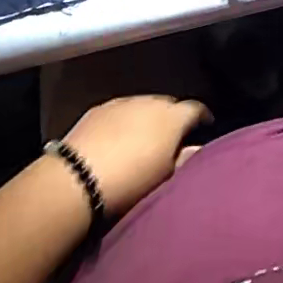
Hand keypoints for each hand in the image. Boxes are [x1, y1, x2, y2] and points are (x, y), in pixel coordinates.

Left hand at [60, 95, 209, 215]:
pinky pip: (122, 110)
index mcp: (173, 117)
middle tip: (173, 137)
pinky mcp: (99, 108)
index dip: (203, 117)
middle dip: (174, 117)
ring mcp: (123, 102)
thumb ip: (186, 157)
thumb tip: (198, 148)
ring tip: (146, 137)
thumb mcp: (166, 175)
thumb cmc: (131, 180)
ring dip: (149, 117)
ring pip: (144, 105)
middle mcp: (151, 101)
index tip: (205, 126)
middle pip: (169, 104)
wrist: (77, 178)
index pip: (196, 109)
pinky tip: (119, 136)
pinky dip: (126, 119)